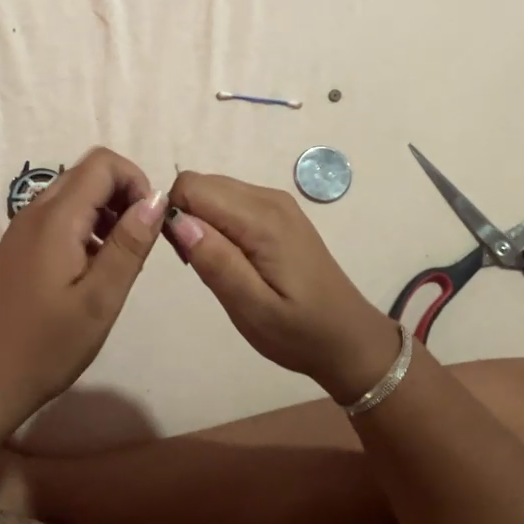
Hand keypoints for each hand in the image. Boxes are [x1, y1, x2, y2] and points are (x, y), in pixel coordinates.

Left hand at [0, 148, 168, 419]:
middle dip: (122, 195)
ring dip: (105, 213)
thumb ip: (129, 245)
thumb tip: (156, 198)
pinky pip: (59, 218)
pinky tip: (93, 271)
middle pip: (86, 173)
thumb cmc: (48, 346)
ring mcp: (22, 230)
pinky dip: (86, 229)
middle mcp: (34, 212)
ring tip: (119, 261)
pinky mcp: (18, 249)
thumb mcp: (100, 299)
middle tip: (138, 244)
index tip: (150, 224)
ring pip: (73, 195)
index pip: (102, 163)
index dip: (136, 181)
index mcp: (55, 219)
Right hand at [166, 172, 399, 404]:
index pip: (192, 187)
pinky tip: (233, 261)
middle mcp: (268, 198)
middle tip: (199, 267)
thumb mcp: (253, 309)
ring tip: (218, 268)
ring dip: (200, 223)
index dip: (174, 217)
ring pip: (213, 191)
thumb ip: (216, 262)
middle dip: (185, 218)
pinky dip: (217, 225)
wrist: (349, 339)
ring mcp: (276, 203)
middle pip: (201, 184)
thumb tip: (178, 221)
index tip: (185, 259)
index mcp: (262, 220)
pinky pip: (230, 202)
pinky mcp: (277, 213)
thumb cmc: (299, 332)